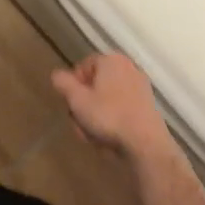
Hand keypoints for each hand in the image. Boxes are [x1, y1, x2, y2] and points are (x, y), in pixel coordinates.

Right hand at [51, 53, 171, 157]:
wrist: (145, 144)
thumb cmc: (108, 117)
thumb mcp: (77, 100)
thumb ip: (63, 83)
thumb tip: (57, 75)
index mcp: (111, 60)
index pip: (83, 67)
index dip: (73, 87)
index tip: (71, 105)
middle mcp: (128, 68)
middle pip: (96, 85)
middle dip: (85, 106)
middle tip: (80, 124)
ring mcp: (140, 88)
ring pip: (107, 100)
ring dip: (97, 118)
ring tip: (93, 137)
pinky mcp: (148, 107)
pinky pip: (122, 110)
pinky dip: (113, 122)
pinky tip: (109, 141)